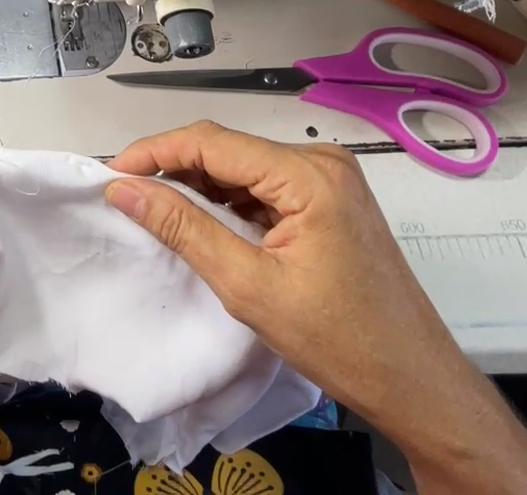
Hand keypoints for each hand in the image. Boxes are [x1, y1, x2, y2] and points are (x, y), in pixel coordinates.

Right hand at [103, 121, 526, 494]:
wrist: (417, 385)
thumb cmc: (339, 340)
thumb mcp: (248, 285)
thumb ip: (182, 227)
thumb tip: (124, 189)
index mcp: (308, 174)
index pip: (210, 141)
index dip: (153, 152)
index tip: (109, 174)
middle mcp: (320, 161)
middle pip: (224, 148)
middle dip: (171, 168)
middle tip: (124, 193)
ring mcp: (327, 178)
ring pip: (239, 165)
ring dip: (195, 184)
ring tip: (152, 207)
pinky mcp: (326, 198)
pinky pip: (259, 184)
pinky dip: (224, 200)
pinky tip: (198, 220)